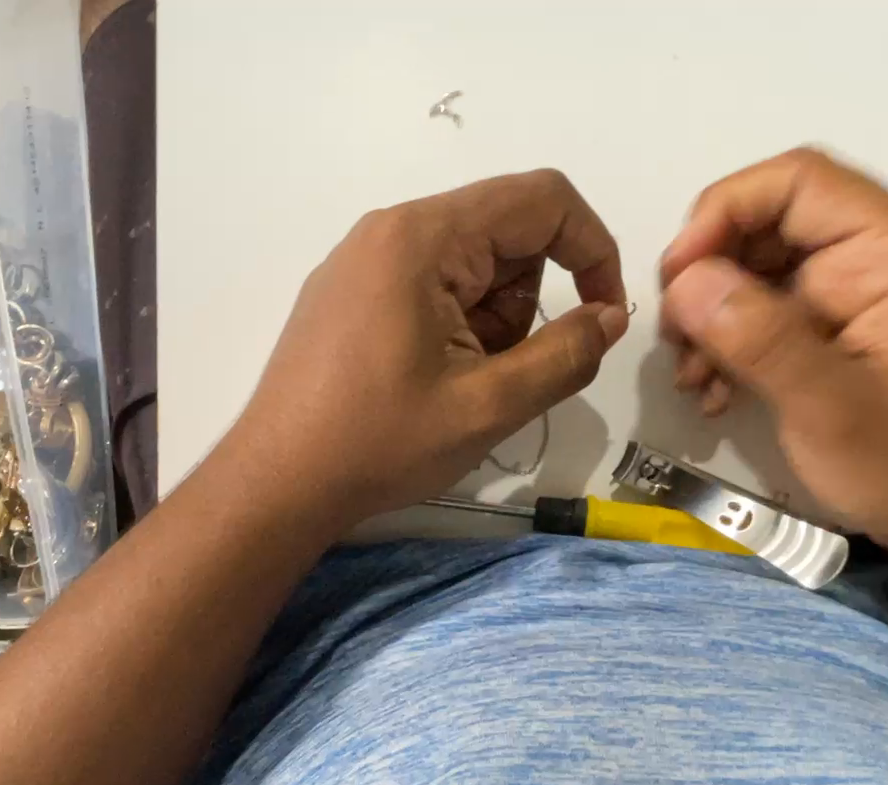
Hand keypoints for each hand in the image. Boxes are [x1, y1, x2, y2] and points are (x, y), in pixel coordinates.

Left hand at [207, 169, 631, 531]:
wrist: (278, 483)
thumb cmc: (380, 444)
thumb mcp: (488, 406)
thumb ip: (565, 355)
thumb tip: (609, 316)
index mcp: (423, 237)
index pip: (542, 200)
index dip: (592, 249)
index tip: (603, 316)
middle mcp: (388, 231)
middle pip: (503, 235)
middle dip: (526, 304)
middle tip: (499, 375)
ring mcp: (360, 263)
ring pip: (467, 268)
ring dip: (488, 325)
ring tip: (455, 389)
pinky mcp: (346, 297)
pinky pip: (426, 289)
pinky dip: (451, 329)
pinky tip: (424, 385)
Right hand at [658, 148, 887, 584]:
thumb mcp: (831, 409)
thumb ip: (759, 338)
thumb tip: (683, 280)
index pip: (797, 182)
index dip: (723, 212)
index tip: (675, 278)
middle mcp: (874, 262)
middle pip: (769, 227)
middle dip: (708, 277)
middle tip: (675, 342)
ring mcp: (855, 303)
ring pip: (759, 276)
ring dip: (711, 321)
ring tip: (691, 381)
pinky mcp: (838, 341)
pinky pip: (768, 321)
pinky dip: (729, 350)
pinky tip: (713, 396)